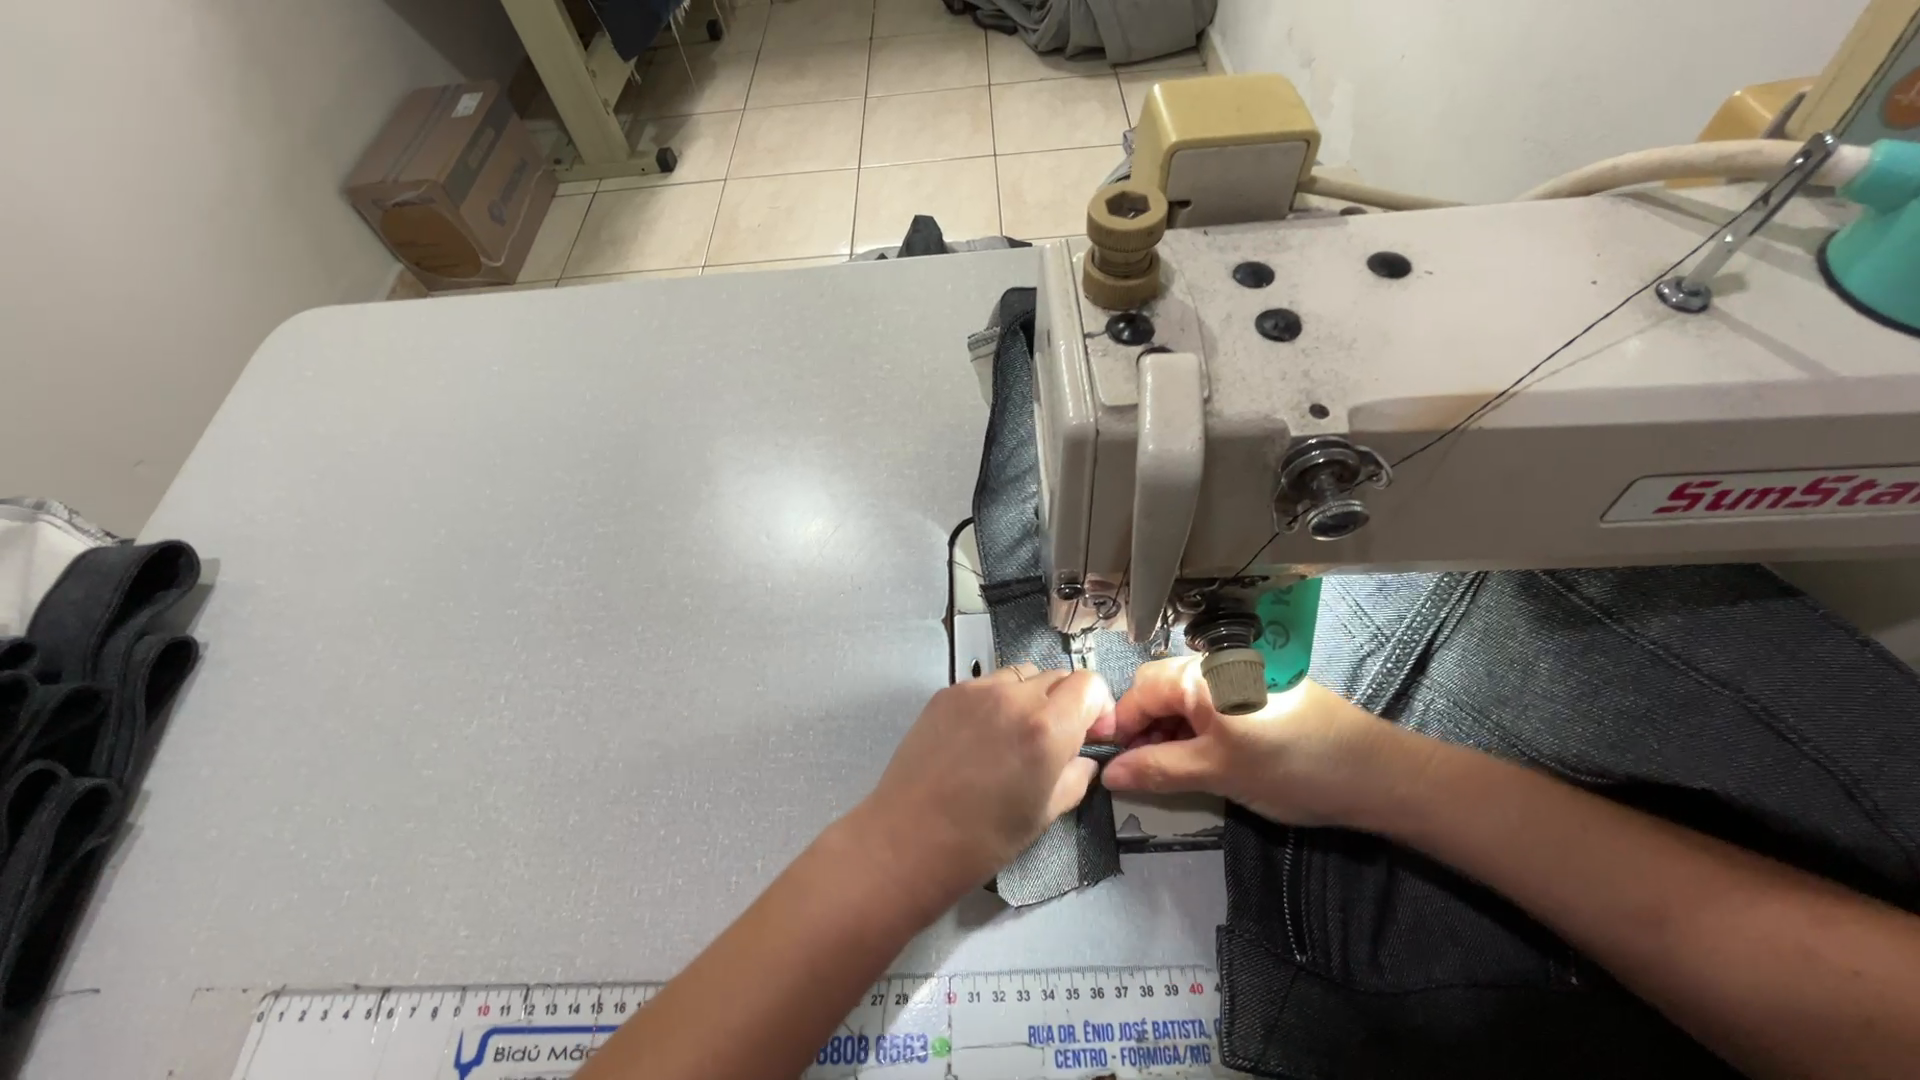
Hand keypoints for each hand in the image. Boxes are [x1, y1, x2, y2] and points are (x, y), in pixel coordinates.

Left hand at [849, 665, 1115, 904]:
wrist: (909, 838)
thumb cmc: (983, 839)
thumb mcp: (1046, 813)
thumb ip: (1076, 775)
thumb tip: (1084, 757)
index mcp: (1046, 728)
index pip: (1090, 684)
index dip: (1097, 707)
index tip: (1090, 734)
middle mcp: (1013, 697)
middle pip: (1057, 677)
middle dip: (1065, 703)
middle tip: (1054, 741)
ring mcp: (976, 690)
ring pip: (1022, 675)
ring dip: (1031, 697)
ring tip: (1015, 737)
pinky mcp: (947, 693)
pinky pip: (987, 684)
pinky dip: (997, 701)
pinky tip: (982, 737)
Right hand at [1101, 658, 1415, 827]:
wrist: (1375, 773)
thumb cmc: (1291, 767)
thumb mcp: (1216, 773)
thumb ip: (1157, 769)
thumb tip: (1108, 774)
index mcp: (1200, 674)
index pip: (1137, 692)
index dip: (1119, 727)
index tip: (1112, 764)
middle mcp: (1215, 664)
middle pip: (1158, 689)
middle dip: (1143, 727)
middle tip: (1143, 770)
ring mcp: (1239, 675)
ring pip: (1183, 698)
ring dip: (1169, 730)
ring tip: (1173, 769)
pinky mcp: (1258, 691)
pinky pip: (1210, 703)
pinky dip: (1196, 729)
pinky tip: (1204, 758)